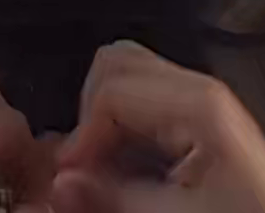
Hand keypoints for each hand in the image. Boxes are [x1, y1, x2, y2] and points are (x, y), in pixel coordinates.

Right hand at [48, 41, 264, 212]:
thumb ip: (117, 200)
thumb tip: (61, 182)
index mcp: (198, 104)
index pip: (112, 91)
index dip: (83, 133)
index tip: (68, 176)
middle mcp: (199, 87)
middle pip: (116, 64)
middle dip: (90, 111)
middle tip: (86, 165)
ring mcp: (202, 98)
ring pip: (127, 74)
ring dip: (104, 114)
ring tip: (102, 166)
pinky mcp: (203, 117)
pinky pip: (145, 96)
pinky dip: (123, 121)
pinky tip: (128, 167)